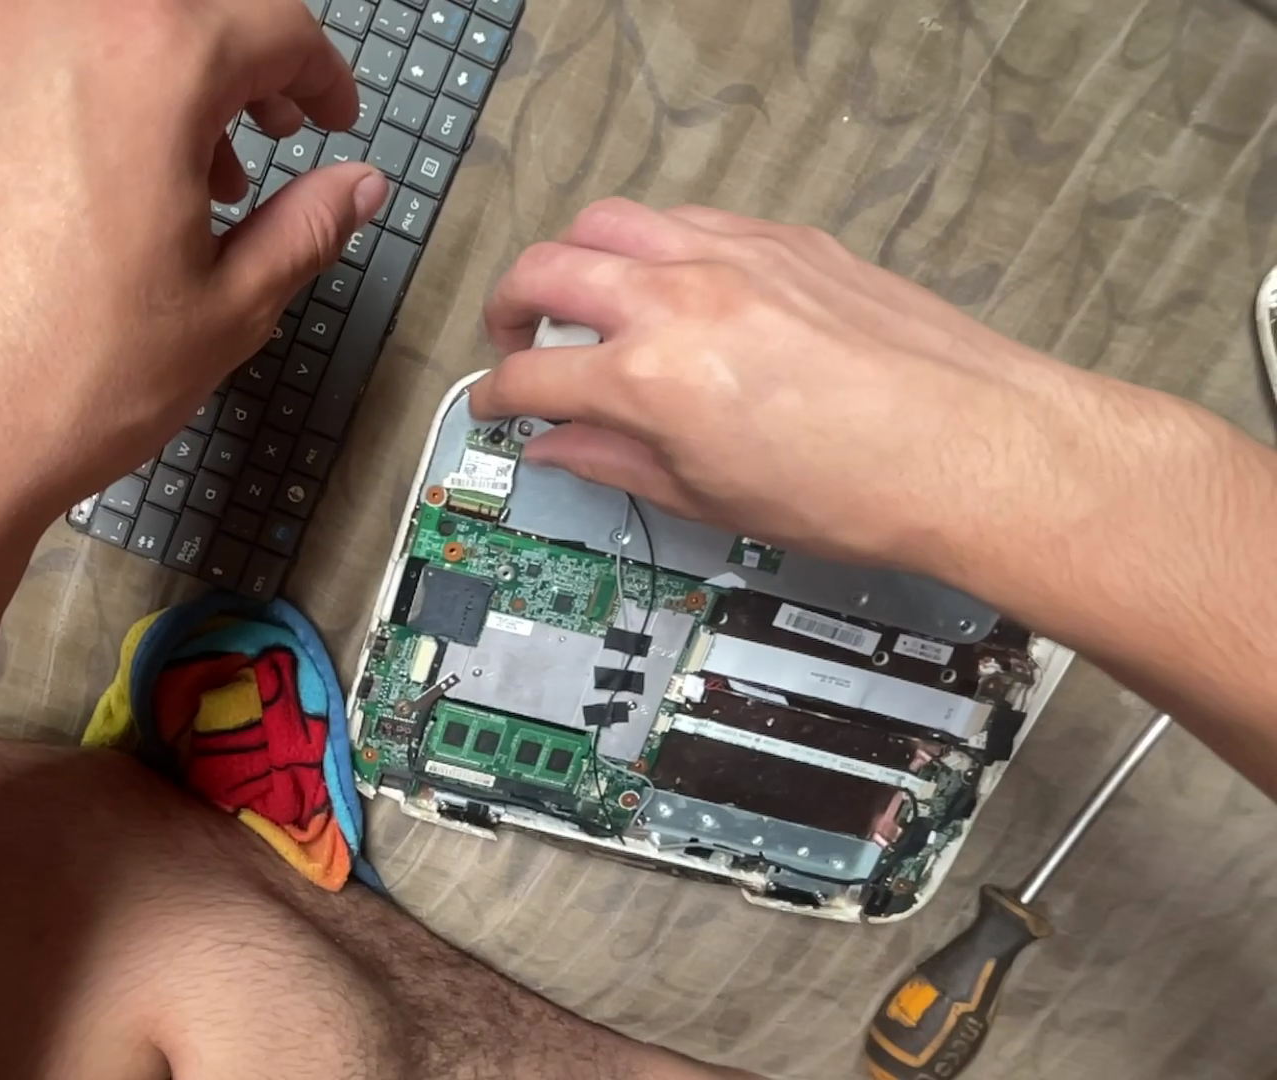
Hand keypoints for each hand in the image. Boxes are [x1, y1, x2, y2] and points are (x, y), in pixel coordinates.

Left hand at [0, 0, 386, 560]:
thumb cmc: (73, 379)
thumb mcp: (228, 310)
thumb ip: (308, 230)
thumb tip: (356, 189)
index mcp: (147, 62)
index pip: (269, 25)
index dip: (320, 75)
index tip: (333, 118)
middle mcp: (54, 27)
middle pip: (182, 11)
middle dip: (244, 68)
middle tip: (272, 134)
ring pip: (105, 32)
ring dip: (169, 88)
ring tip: (192, 183)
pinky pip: (41, 69)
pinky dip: (98, 103)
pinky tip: (108, 195)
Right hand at [466, 199, 1185, 578]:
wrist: (975, 452)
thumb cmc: (845, 489)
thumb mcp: (698, 495)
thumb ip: (607, 458)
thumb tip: (555, 445)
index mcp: (650, 379)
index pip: (528, 376)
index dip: (491, 396)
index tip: (490, 405)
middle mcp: (678, 299)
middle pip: (543, 270)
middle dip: (505, 309)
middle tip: (514, 343)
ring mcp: (730, 256)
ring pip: (604, 222)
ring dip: (569, 262)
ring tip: (581, 306)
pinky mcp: (780, 240)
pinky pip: (679, 220)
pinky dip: (644, 249)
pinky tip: (659, 290)